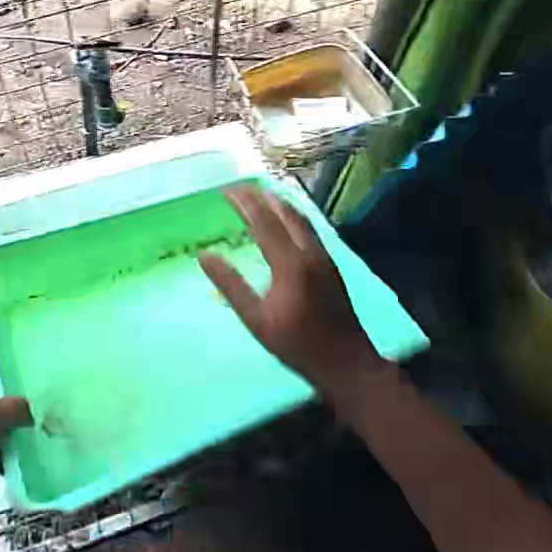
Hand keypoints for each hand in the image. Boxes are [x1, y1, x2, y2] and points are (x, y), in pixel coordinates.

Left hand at [0, 385, 31, 504]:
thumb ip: (17, 405)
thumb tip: (34, 409)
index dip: (17, 387)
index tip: (38, 393)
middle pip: (3, 410)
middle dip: (22, 414)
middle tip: (44, 417)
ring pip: (4, 433)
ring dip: (19, 437)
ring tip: (42, 436)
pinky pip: (1, 454)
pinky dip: (13, 456)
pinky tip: (29, 458)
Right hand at [199, 184, 391, 403]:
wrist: (347, 364)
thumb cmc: (297, 345)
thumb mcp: (256, 320)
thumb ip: (231, 285)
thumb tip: (204, 255)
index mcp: (290, 264)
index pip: (263, 222)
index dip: (245, 204)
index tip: (226, 190)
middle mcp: (310, 253)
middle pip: (284, 213)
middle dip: (261, 197)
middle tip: (240, 187)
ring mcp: (324, 258)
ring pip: (302, 219)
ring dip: (280, 202)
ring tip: (262, 193)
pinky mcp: (331, 266)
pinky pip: (311, 229)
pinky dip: (294, 216)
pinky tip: (288, 220)